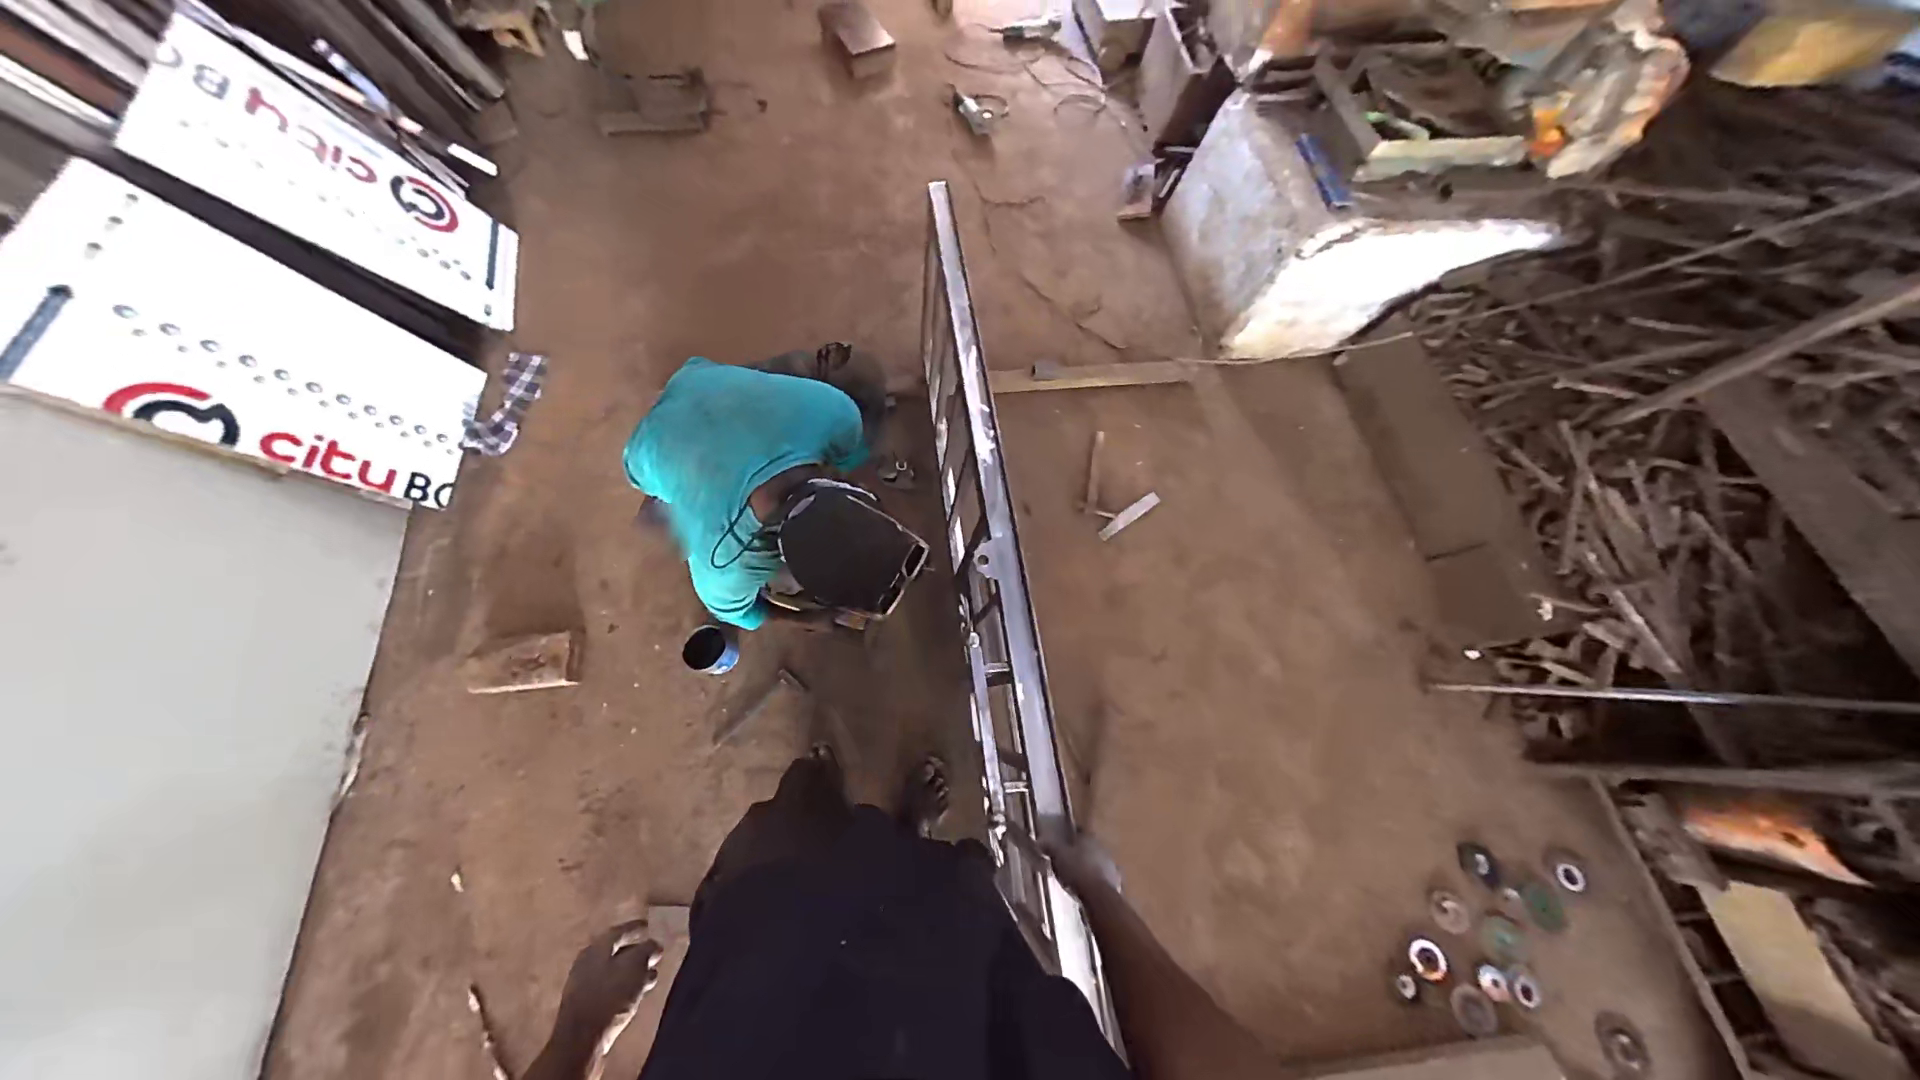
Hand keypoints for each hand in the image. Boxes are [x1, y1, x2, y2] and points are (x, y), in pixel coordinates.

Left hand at [554, 921, 663, 1045]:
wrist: (581, 1041)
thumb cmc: (610, 994)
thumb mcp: (636, 965)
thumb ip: (647, 950)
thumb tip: (654, 946)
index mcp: (595, 950)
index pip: (618, 931)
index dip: (635, 928)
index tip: (647, 925)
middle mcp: (586, 964)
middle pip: (616, 953)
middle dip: (637, 953)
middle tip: (654, 954)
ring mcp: (584, 987)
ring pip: (615, 973)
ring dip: (634, 973)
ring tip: (652, 975)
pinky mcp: (586, 1008)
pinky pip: (610, 989)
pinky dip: (625, 987)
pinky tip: (638, 993)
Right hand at [1043, 832, 1123, 895]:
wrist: (1098, 896)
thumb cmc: (1077, 870)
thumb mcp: (1058, 856)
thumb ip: (1049, 847)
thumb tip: (1039, 840)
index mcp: (1088, 837)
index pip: (1079, 830)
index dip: (1070, 835)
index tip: (1062, 841)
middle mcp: (1101, 847)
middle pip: (1089, 846)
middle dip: (1080, 852)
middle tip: (1067, 860)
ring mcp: (1110, 864)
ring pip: (1097, 861)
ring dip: (1088, 866)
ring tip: (1076, 876)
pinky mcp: (1115, 881)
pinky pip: (1102, 877)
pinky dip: (1095, 880)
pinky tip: (1087, 888)